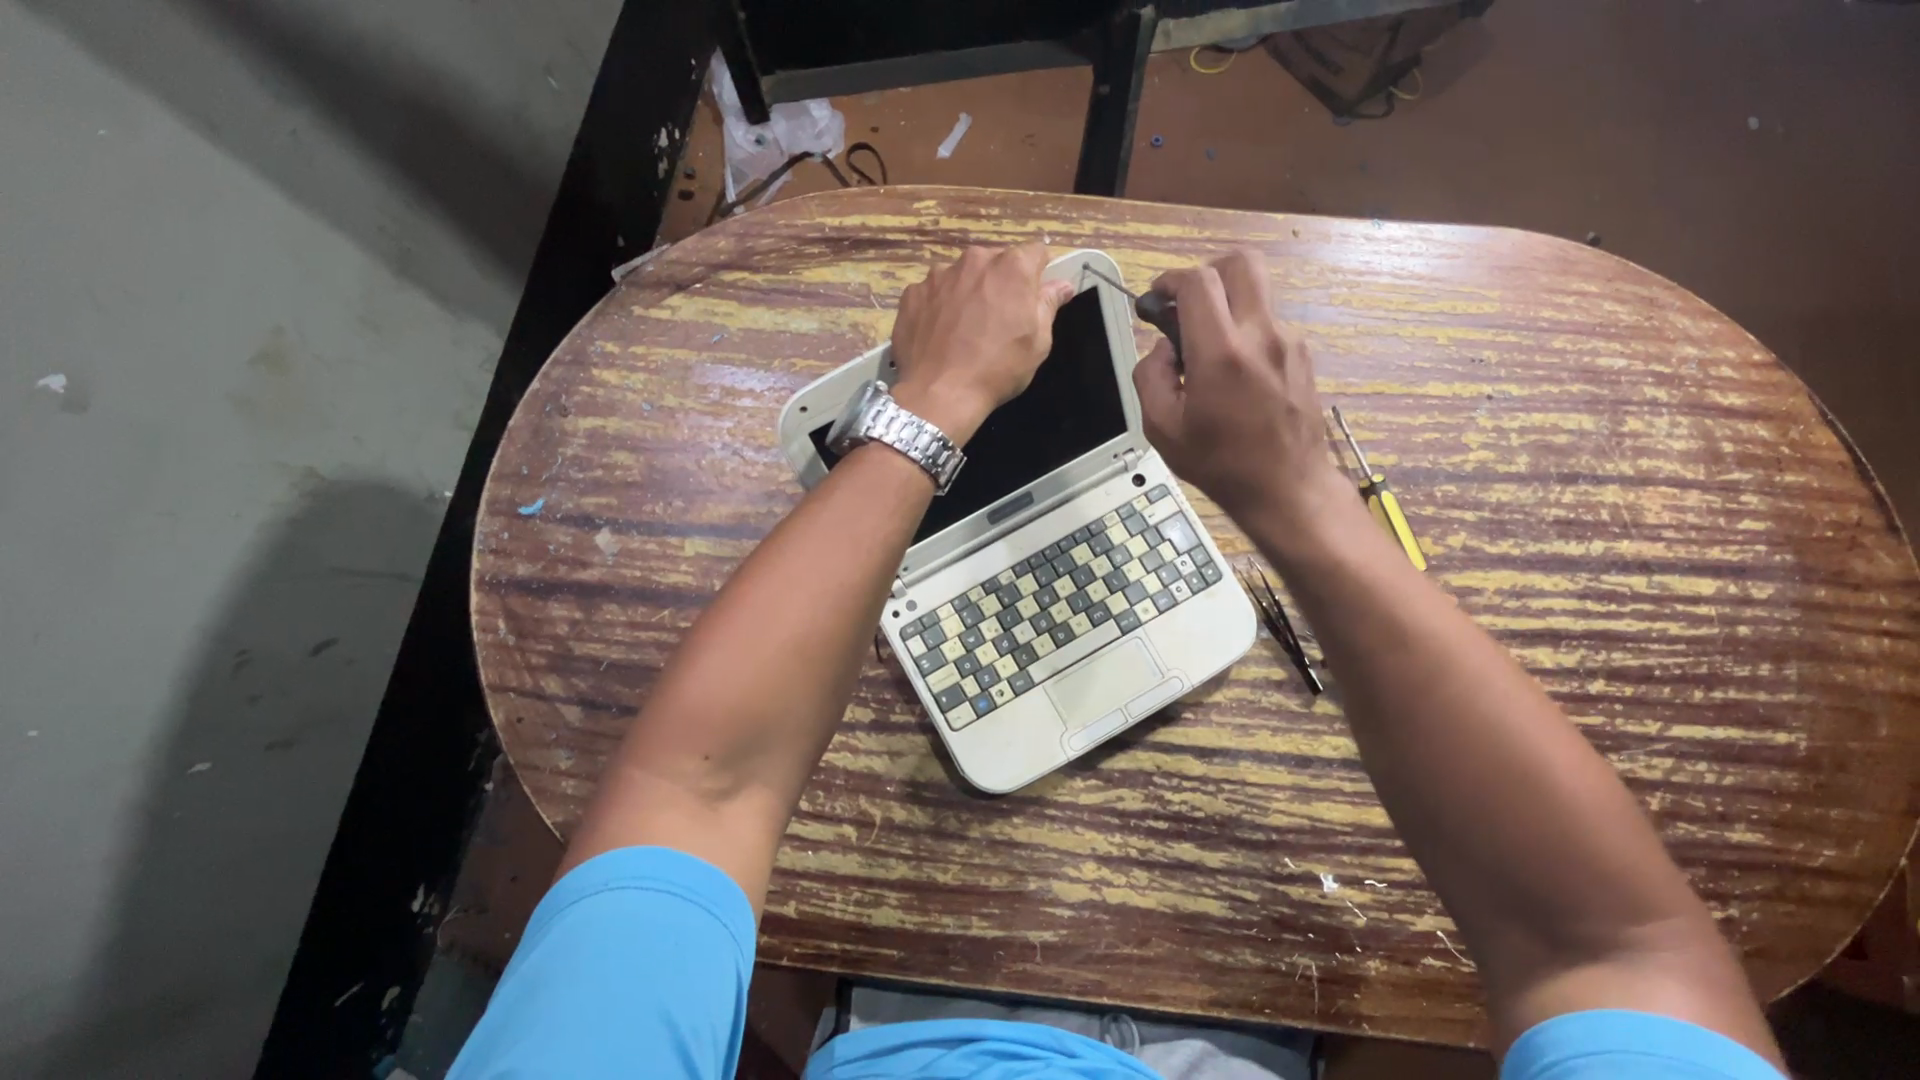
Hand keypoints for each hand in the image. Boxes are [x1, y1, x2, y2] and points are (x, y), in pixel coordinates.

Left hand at [889, 244, 1076, 444]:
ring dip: (967, 292)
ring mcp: (938, 275)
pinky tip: (939, 334)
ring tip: (963, 328)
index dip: (1038, 274)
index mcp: (1012, 267)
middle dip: (999, 282)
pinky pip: (932, 293)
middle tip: (997, 318)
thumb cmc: (998, 368)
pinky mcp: (912, 294)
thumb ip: (1048, 305)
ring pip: (961, 276)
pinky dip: (938, 307)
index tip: (1033, 296)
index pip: (1035, 253)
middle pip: (995, 262)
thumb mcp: (1038, 342)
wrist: (940, 393)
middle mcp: (974, 260)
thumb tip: (1060, 285)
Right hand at [1132, 249, 1353, 543]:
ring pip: (1255, 294)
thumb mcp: (1161, 428)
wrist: (1287, 488)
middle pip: (1240, 263)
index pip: (1198, 282)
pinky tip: (1233, 374)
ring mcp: (1289, 341)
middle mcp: (1261, 335)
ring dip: (1226, 306)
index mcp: (1221, 353)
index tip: (1156, 297)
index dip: (1170, 279)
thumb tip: (1164, 348)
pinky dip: (1245, 332)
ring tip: (1207, 350)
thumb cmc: (1219, 463)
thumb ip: (1150, 376)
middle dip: (1207, 271)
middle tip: (1186, 304)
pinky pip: (1268, 324)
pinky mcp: (1302, 355)